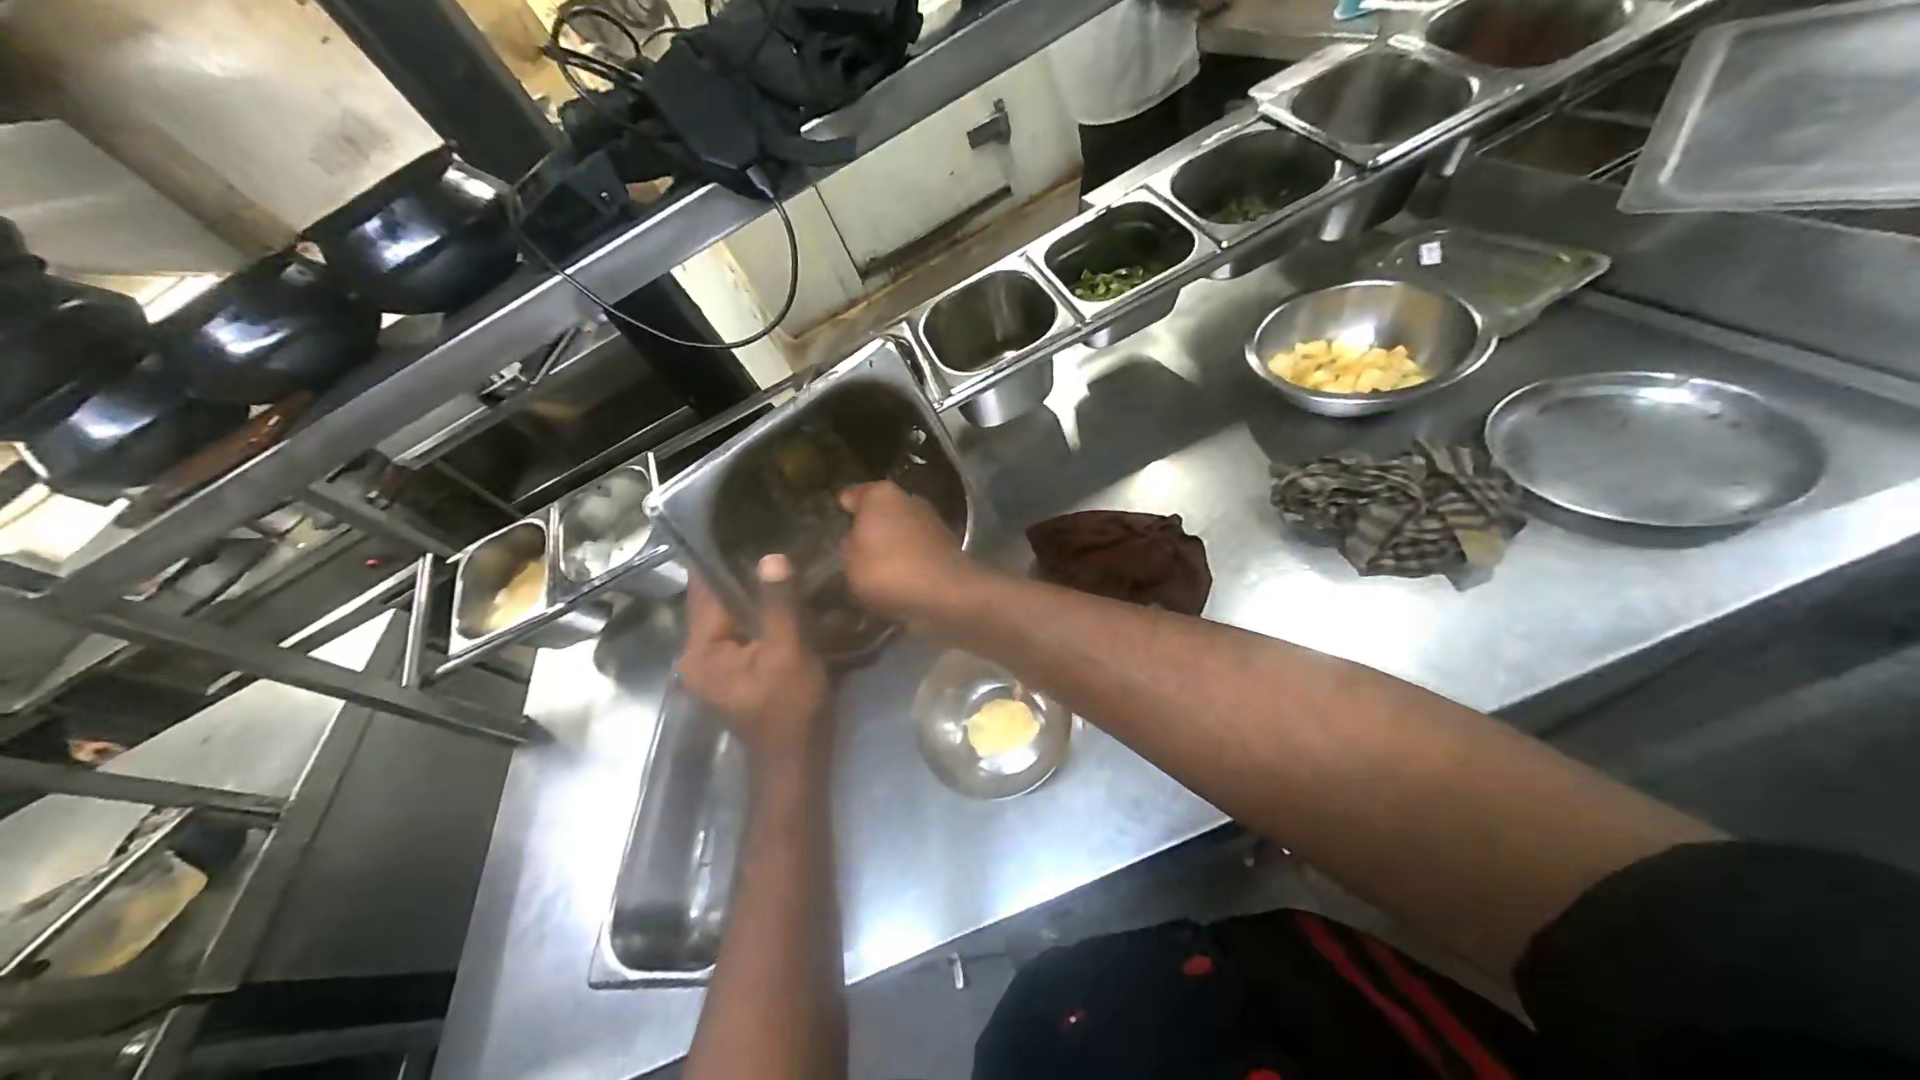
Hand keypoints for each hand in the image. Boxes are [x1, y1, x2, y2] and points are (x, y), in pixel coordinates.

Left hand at [680, 555, 829, 764]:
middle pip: (715, 601)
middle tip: (766, 535)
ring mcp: (715, 666)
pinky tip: (780, 596)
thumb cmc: (790, 708)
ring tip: (775, 557)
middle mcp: (698, 655)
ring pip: (730, 616)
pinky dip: (757, 613)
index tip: (739, 522)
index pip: (705, 590)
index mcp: (701, 650)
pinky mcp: (734, 672)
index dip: (721, 557)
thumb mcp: (789, 652)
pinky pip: (742, 631)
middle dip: (739, 572)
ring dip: (750, 592)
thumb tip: (771, 556)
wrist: (796, 762)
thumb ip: (778, 604)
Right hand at [837, 481, 977, 619]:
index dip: (843, 510)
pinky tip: (902, 580)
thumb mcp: (850, 560)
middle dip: (871, 527)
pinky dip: (910, 560)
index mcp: (880, 494)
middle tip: (856, 551)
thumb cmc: (888, 569)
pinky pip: (918, 550)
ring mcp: (932, 520)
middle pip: (881, 511)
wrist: (946, 593)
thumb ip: (850, 543)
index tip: (836, 526)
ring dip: (893, 545)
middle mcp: (909, 498)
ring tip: (878, 570)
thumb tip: (859, 537)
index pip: (852, 495)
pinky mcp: (948, 545)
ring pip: (902, 530)